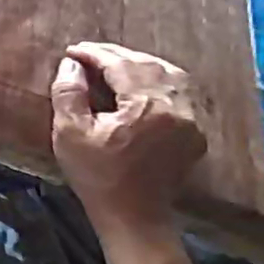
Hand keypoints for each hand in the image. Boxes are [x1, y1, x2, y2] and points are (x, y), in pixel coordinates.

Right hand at [50, 41, 205, 239]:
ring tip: (113, 63)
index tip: (71, 51)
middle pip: (151, 66)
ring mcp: (192, 121)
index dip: (95, 54)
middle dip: (118, 55)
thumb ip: (68, 94)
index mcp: (147, 106)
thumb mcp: (69, 132)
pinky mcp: (195, 133)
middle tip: (88, 52)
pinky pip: (181, 94)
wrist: (132, 212)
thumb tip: (70, 65)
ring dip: (141, 64)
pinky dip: (157, 81)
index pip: (122, 65)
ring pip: (172, 76)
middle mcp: (178, 108)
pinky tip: (138, 84)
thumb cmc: (94, 172)